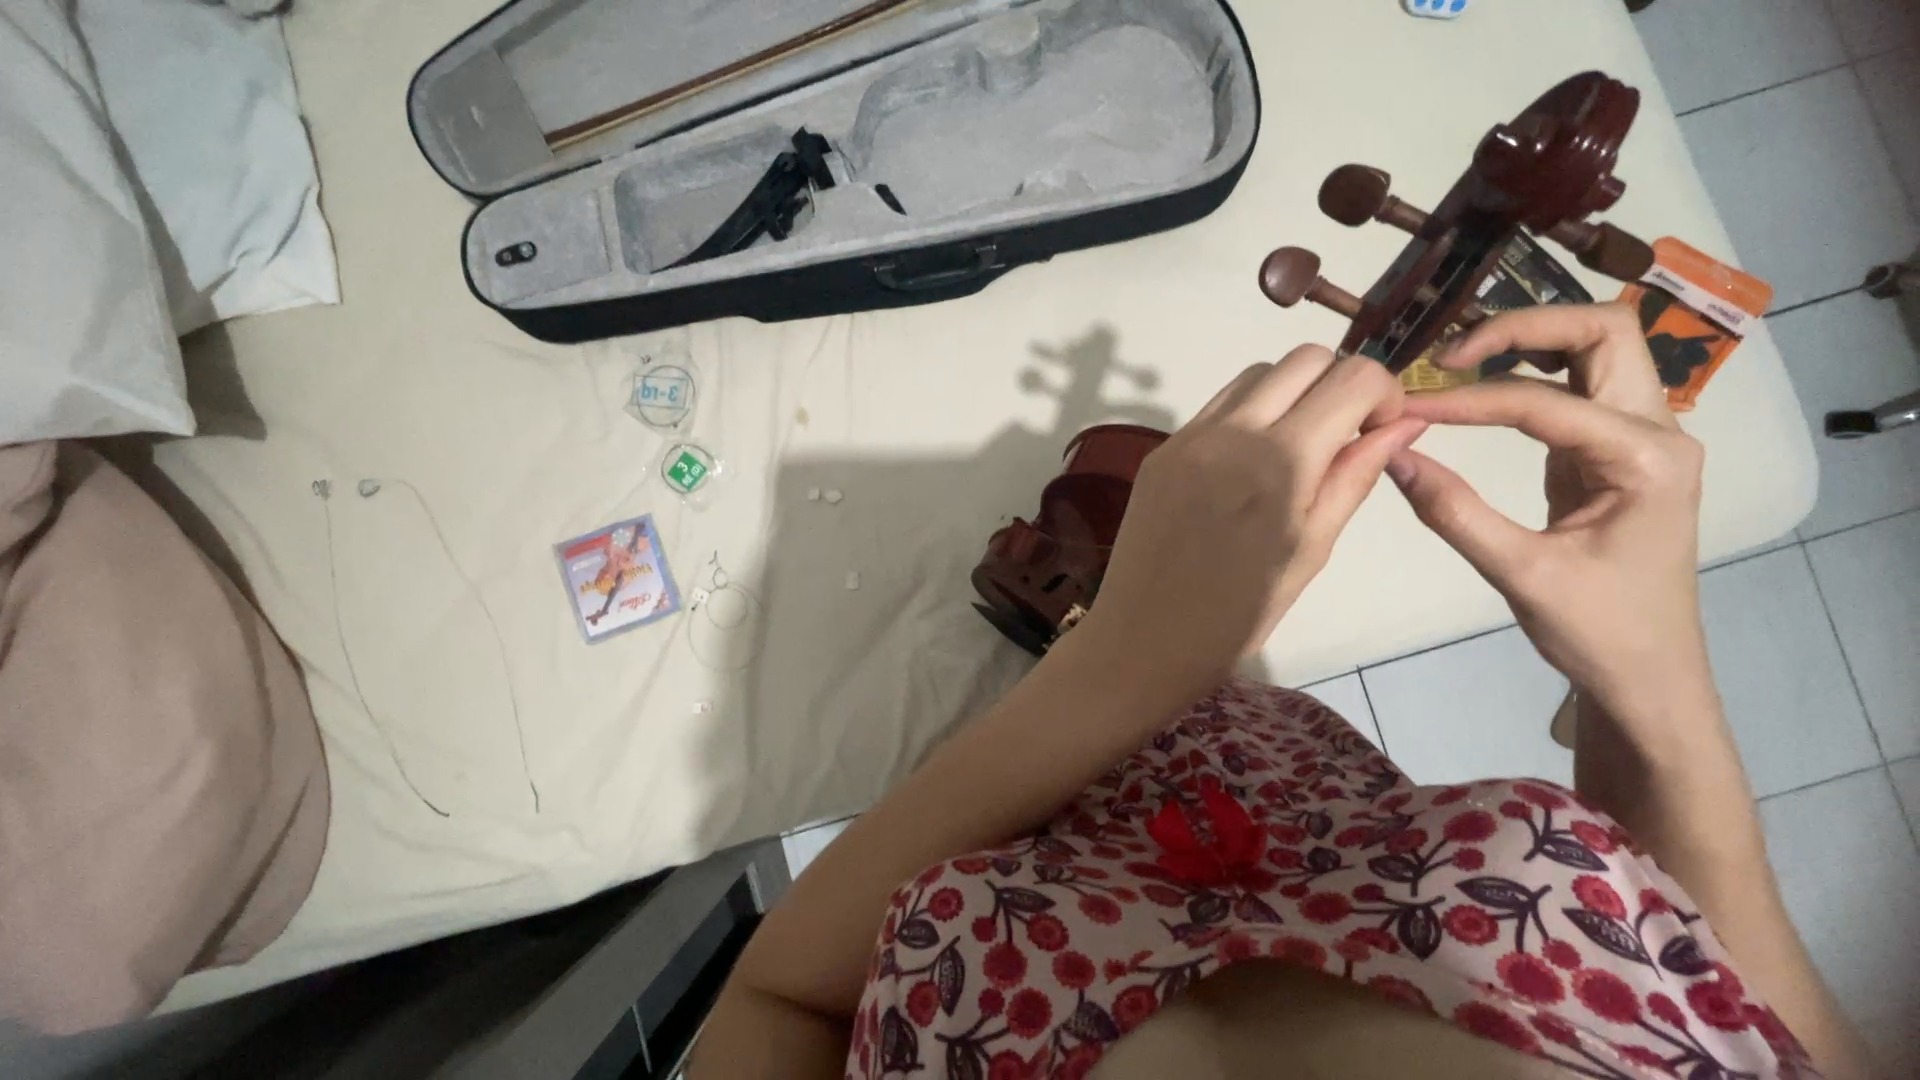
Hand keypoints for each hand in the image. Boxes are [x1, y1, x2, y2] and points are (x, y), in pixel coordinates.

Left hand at [1080, 348, 1424, 691]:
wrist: (1143, 638)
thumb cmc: (1238, 614)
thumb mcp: (1312, 550)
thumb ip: (1354, 477)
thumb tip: (1405, 425)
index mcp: (1280, 460)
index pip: (1353, 377)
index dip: (1385, 394)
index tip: (1382, 432)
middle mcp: (1231, 431)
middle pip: (1304, 359)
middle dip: (1340, 383)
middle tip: (1344, 436)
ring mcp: (1188, 437)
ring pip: (1256, 375)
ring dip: (1292, 392)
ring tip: (1297, 449)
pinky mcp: (1160, 450)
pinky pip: (1216, 406)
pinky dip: (1249, 413)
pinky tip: (1250, 462)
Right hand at [1389, 303, 1709, 717]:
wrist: (1647, 671)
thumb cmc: (1597, 629)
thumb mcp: (1520, 573)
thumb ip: (1454, 511)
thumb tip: (1393, 457)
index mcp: (1648, 459)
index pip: (1544, 402)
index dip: (1468, 401)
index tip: (1407, 408)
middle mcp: (1656, 432)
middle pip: (1604, 333)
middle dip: (1523, 327)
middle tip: (1448, 355)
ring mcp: (1638, 438)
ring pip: (1596, 349)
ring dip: (1529, 340)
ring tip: (1458, 361)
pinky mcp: (1612, 451)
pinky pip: (1574, 389)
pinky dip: (1526, 374)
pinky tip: (1478, 390)